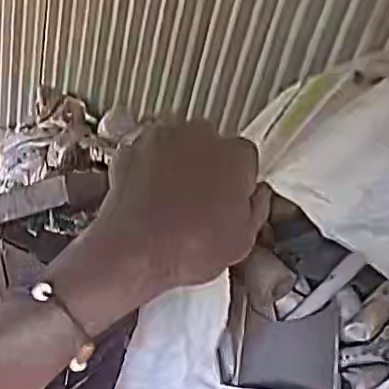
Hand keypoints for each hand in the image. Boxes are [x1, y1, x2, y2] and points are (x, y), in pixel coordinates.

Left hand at [58, 120, 268, 327]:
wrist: (134, 253)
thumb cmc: (188, 249)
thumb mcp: (241, 242)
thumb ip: (257, 209)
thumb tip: (258, 197)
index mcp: (237, 155)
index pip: (243, 161)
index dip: (234, 184)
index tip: (225, 203)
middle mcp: (202, 135)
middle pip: (208, 148)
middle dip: (202, 171)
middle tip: (193, 206)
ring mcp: (163, 139)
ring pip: (174, 148)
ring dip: (172, 167)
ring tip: (165, 204)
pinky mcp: (130, 150)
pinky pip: (142, 156)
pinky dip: (142, 171)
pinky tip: (143, 198)